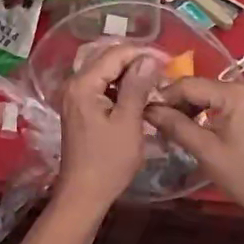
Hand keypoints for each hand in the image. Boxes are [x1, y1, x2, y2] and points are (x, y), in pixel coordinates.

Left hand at [55, 43, 161, 220]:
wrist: (84, 191)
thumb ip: (136, 87)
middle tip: (164, 69)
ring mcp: (74, 95)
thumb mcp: (128, 122)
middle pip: (106, 59)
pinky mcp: (79, 107)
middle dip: (135, 60)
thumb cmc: (108, 160)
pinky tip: (138, 93)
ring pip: (104, 71)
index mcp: (83, 85)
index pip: (114, 54)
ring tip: (155, 80)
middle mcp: (74, 84)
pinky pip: (100, 85)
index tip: (169, 60)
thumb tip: (149, 58)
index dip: (142, 52)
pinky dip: (119, 85)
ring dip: (128, 72)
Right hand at [144, 77, 243, 225]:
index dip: (161, 97)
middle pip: (197, 88)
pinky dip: (202, 117)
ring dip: (186, 112)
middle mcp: (243, 88)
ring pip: (206, 98)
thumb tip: (147, 109)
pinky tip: (190, 133)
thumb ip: (175, 125)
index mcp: (234, 93)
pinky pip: (219, 107)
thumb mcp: (207, 151)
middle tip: (152, 124)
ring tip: (167, 131)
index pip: (186, 84)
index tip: (141, 113)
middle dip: (173, 105)